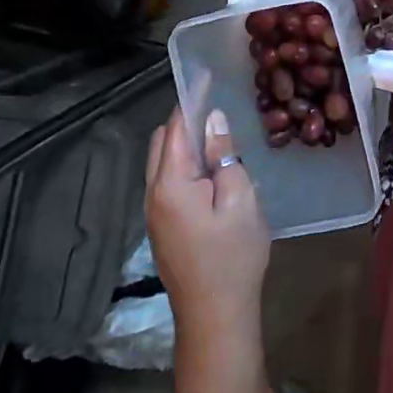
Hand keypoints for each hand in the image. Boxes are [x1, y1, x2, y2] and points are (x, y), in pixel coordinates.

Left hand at [146, 108, 269, 330]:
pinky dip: (184, 165)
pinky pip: (167, 182)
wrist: (215, 316)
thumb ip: (224, 155)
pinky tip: (210, 171)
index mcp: (170, 184)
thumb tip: (213, 120)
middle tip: (216, 106)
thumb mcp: (240, 199)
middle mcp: (153, 194)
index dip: (191, 99)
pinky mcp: (162, 228)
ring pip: (163, 163)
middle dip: (184, 119)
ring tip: (216, 135)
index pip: (177, 128)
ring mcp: (154, 214)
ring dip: (184, 143)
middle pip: (163, 143)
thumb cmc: (234, 255)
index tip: (207, 76)